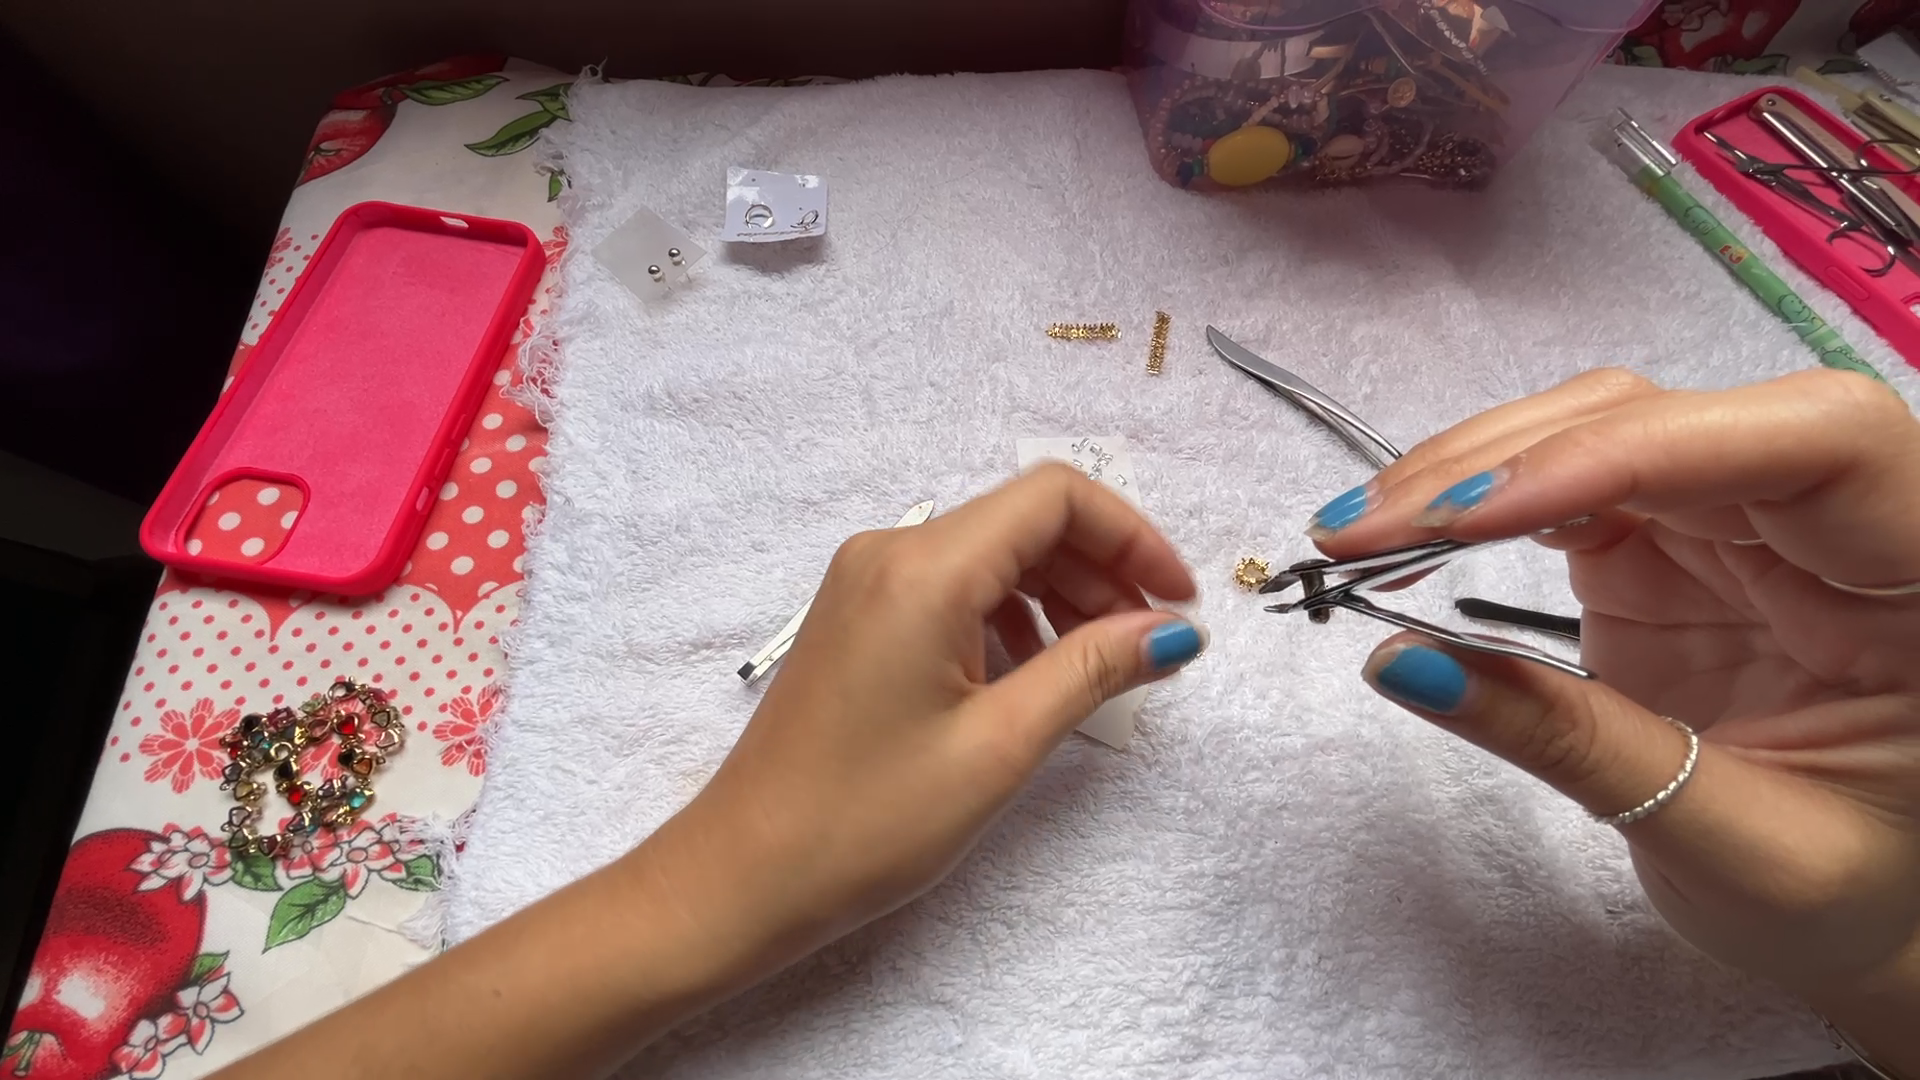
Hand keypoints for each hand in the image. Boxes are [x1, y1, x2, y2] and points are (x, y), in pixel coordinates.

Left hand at [645, 465, 1204, 971]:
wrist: (743, 872)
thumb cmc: (870, 819)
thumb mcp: (1000, 744)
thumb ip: (1093, 669)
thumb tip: (1173, 629)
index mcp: (924, 566)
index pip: (1053, 498)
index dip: (1130, 534)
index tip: (1177, 597)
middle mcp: (891, 548)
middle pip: (1022, 521)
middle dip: (1098, 566)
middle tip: (1147, 637)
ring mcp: (867, 577)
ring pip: (989, 553)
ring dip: (1056, 591)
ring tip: (1096, 659)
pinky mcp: (860, 611)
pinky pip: (952, 586)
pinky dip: (1007, 613)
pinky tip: (1029, 668)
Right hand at [1309, 369, 1919, 1070]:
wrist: (1863, 901)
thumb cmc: (1856, 896)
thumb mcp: (1734, 847)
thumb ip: (1567, 743)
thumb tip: (1394, 663)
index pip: (1801, 445)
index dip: (1622, 453)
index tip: (1463, 519)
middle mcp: (1835, 519)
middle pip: (1650, 419)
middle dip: (1486, 465)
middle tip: (1354, 533)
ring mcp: (1730, 521)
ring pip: (1581, 430)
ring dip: (1454, 472)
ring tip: (1349, 530)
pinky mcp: (1655, 537)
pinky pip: (1547, 482)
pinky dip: (1462, 502)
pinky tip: (1400, 535)